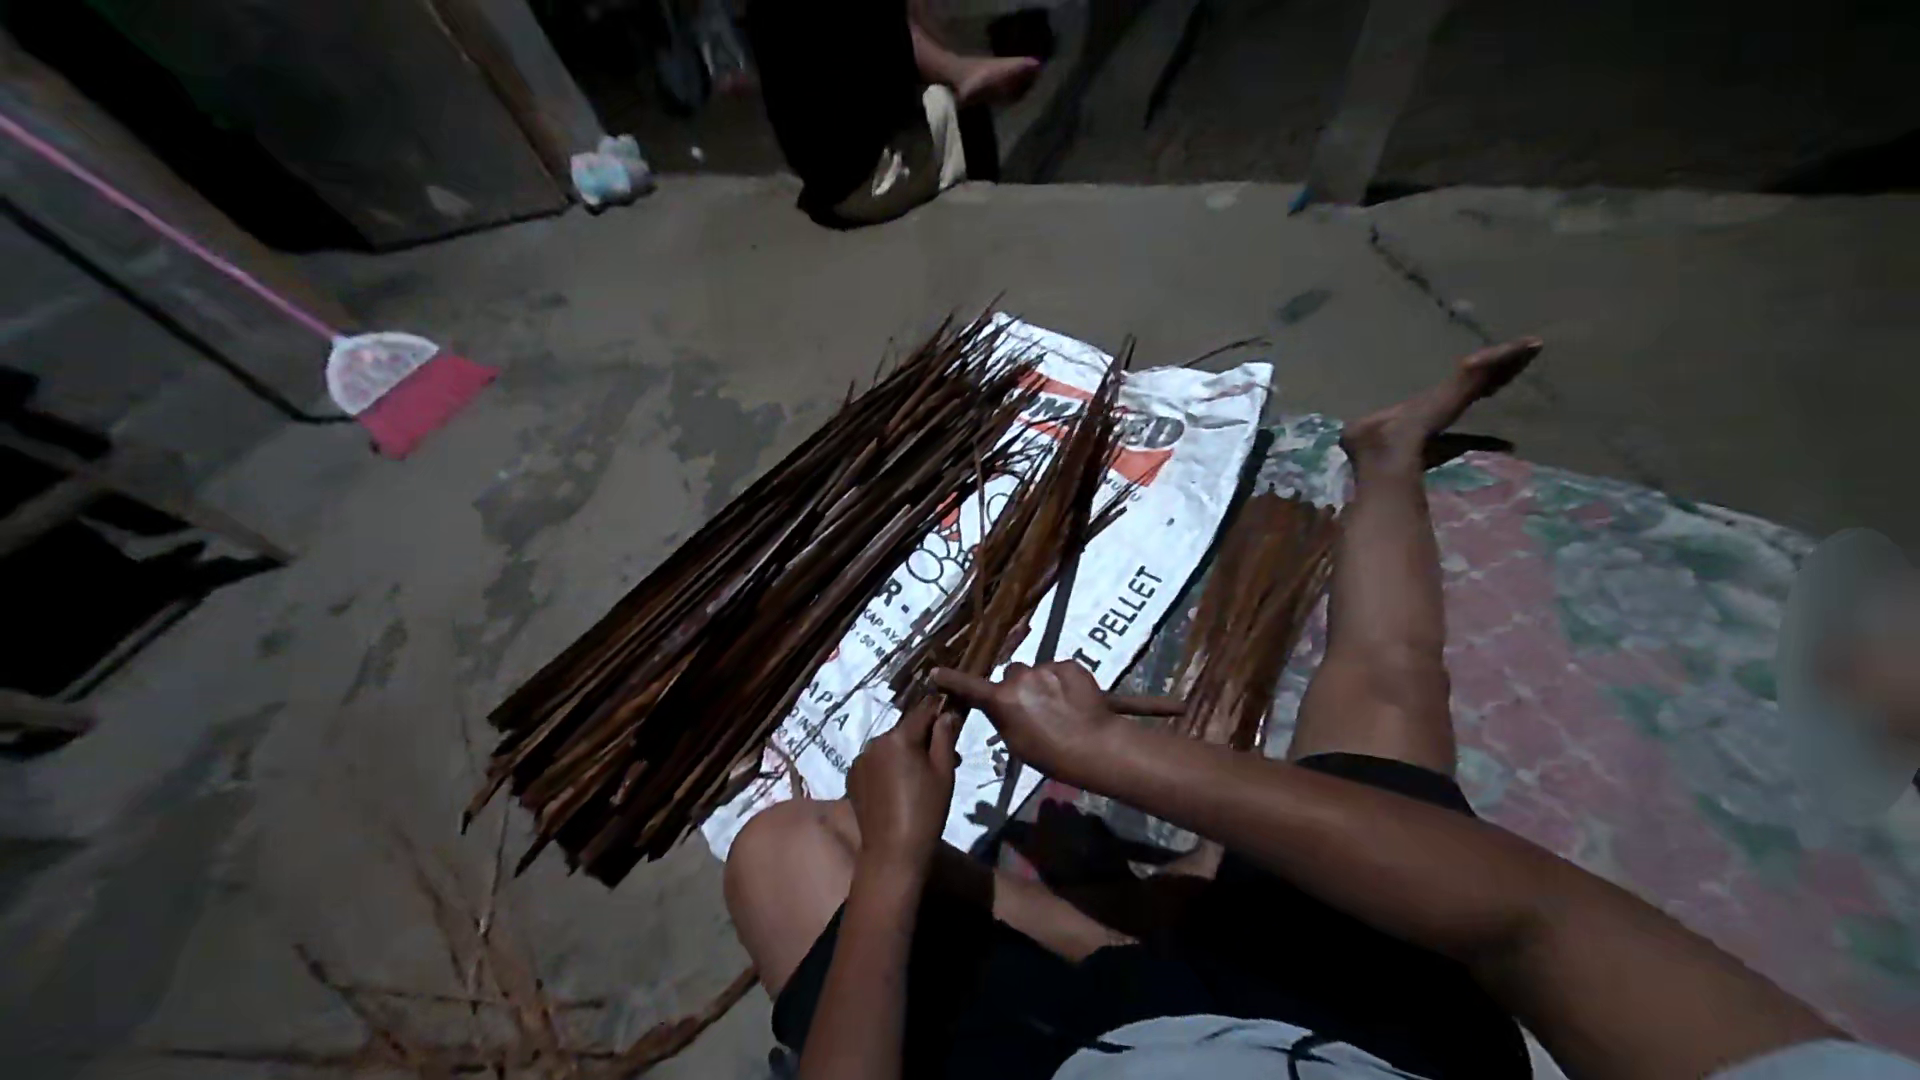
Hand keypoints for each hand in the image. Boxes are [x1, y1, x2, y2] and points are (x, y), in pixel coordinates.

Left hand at [846, 702, 958, 874]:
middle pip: (905, 730)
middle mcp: (875, 742)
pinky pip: (875, 761)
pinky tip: (898, 787)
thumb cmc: (926, 811)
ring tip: (920, 777)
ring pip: (890, 746)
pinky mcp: (852, 776)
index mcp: (899, 737)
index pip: (923, 710)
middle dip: (923, 738)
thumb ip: (945, 737)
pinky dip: (888, 766)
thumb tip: (947, 713)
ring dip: (905, 752)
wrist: (893, 852)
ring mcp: (860, 759)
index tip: (951, 709)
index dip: (938, 708)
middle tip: (942, 759)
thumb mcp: (944, 772)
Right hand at [928, 662, 1119, 783]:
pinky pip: (1059, 670)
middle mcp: (1020, 678)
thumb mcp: (1016, 743)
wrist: (1095, 745)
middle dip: (1018, 685)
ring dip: (1042, 684)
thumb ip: (1003, 718)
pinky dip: (1063, 682)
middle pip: (1012, 674)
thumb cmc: (1051, 754)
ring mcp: (1046, 668)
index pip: (969, 687)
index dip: (951, 680)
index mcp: (1002, 700)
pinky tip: (1075, 700)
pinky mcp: (1069, 664)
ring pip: (1037, 672)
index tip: (936, 672)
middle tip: (1034, 707)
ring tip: (1061, 707)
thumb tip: (1000, 706)